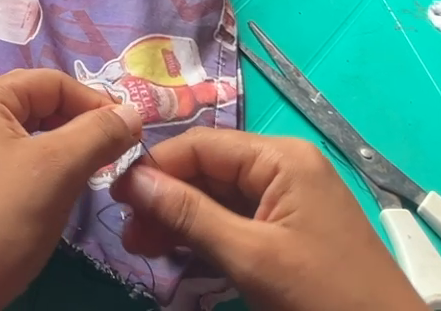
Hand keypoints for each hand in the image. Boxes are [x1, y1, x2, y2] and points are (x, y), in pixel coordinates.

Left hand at [0, 69, 143, 310]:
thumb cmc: (2, 222)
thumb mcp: (58, 172)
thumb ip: (98, 134)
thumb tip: (132, 111)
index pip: (51, 82)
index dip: (95, 103)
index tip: (131, 132)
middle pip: (33, 104)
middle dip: (76, 126)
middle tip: (113, 155)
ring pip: (20, 133)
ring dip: (57, 148)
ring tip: (86, 173)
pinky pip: (1, 157)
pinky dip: (32, 166)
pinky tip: (47, 192)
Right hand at [110, 129, 423, 310]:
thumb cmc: (325, 299)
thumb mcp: (251, 258)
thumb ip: (189, 214)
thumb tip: (132, 180)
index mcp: (279, 157)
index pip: (200, 145)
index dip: (155, 167)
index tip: (116, 193)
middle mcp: (282, 165)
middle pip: (206, 170)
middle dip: (165, 198)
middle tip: (128, 231)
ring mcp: (288, 197)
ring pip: (216, 196)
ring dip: (179, 218)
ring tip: (142, 245)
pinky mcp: (289, 227)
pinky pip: (235, 218)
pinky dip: (205, 234)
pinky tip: (175, 250)